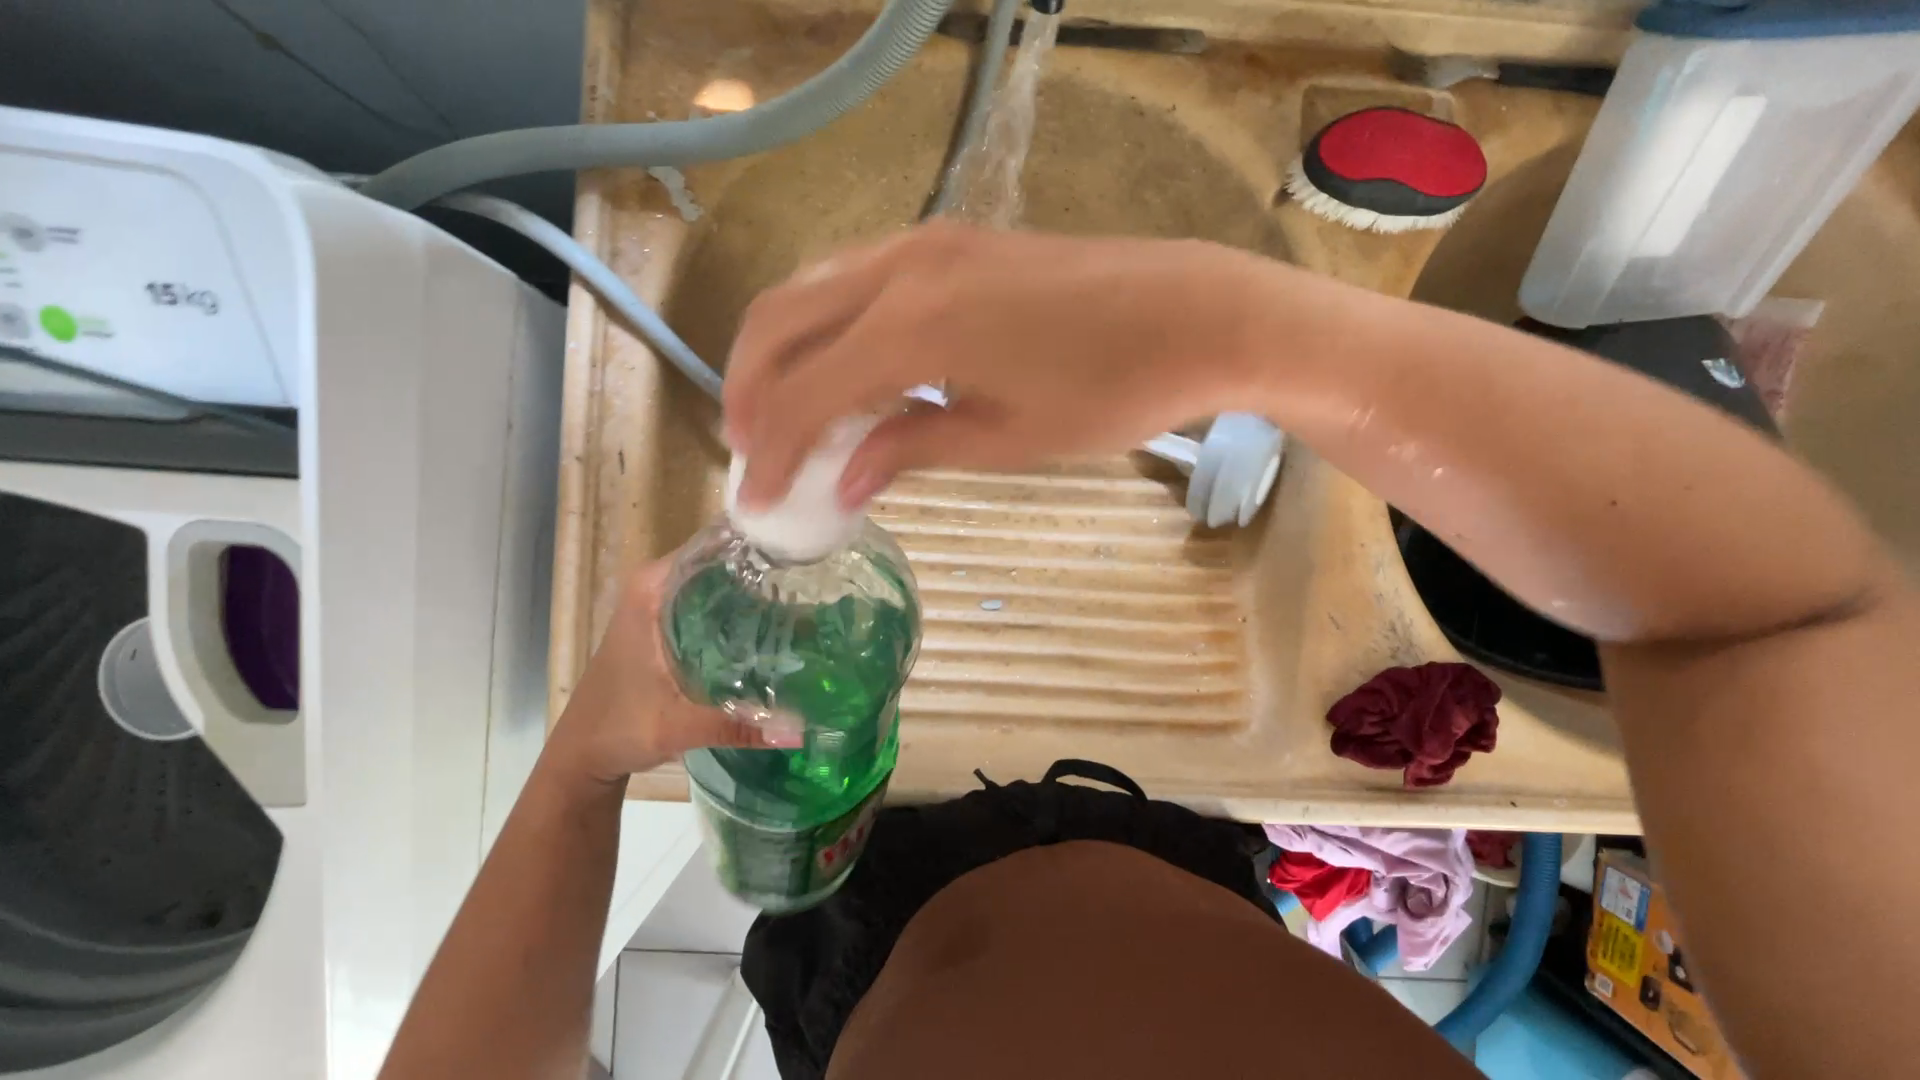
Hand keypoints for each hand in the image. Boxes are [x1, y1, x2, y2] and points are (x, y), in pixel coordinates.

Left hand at [547, 558, 803, 788]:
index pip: (714, 543)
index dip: (758, 545)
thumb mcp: (677, 726)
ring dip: (759, 593)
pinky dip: (743, 613)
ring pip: (720, 584)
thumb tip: (799, 730)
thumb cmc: (617, 728)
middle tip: (818, 584)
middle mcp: (657, 586)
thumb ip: (736, 725)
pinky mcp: (668, 626)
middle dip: (768, 571)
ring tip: (809, 604)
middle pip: (723, 562)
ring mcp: (661, 605)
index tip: (803, 553)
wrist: (582, 755)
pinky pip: (714, 605)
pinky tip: (778, 630)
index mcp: (652, 589)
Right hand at [723, 223, 1324, 507]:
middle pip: (781, 320)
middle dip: (749, 388)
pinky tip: (838, 370)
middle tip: (748, 448)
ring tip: (779, 413)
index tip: (754, 499)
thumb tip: (842, 481)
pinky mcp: (947, 241)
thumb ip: (910, 448)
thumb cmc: (1109, 390)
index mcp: (912, 326)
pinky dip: (825, 326)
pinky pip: (853, 279)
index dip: (772, 450)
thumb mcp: (1006, 437)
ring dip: (780, 350)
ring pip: (810, 289)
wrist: (1195, 314)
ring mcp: (922, 244)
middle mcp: (899, 269)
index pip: (806, 392)